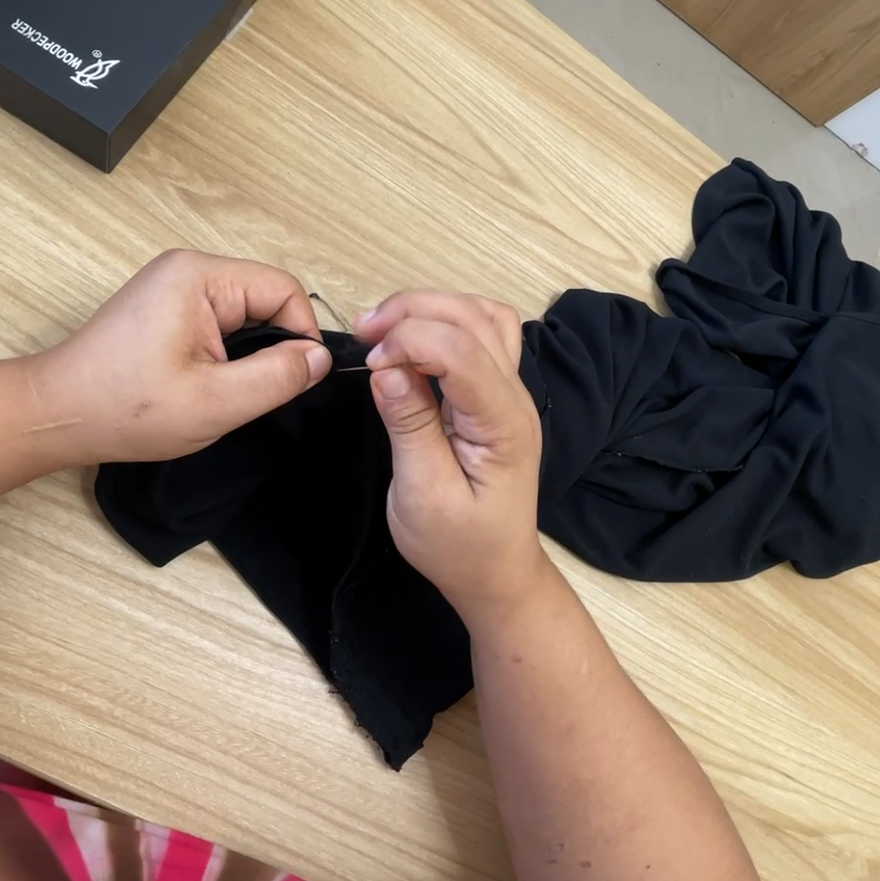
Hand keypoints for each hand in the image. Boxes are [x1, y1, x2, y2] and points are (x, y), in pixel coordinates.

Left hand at [27, 249, 329, 463]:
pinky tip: (211, 382)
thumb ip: (278, 376)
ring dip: (251, 353)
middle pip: (267, 299)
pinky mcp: (169, 307)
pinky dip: (230, 353)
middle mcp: (188, 270)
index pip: (284, 290)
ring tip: (229, 389)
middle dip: (274, 346)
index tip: (296, 379)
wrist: (56, 415)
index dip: (301, 335)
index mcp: (199, 277)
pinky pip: (224, 323)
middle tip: (257, 392)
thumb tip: (320, 358)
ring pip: (248, 314)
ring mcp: (176, 286)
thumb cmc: (125, 409)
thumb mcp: (216, 402)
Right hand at [357, 290, 549, 622]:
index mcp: (503, 424)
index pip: (464, 350)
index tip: (370, 365)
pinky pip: (479, 336)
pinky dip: (442, 323)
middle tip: (364, 332)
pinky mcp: (494, 394)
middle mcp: (514, 397)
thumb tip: (385, 368)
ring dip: (431, 309)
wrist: (495, 571)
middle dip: (416, 310)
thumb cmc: (459, 546)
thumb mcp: (423, 495)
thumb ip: (409, 426)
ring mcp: (509, 392)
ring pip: (482, 317)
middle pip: (475, 318)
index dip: (411, 340)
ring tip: (384, 329)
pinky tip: (410, 341)